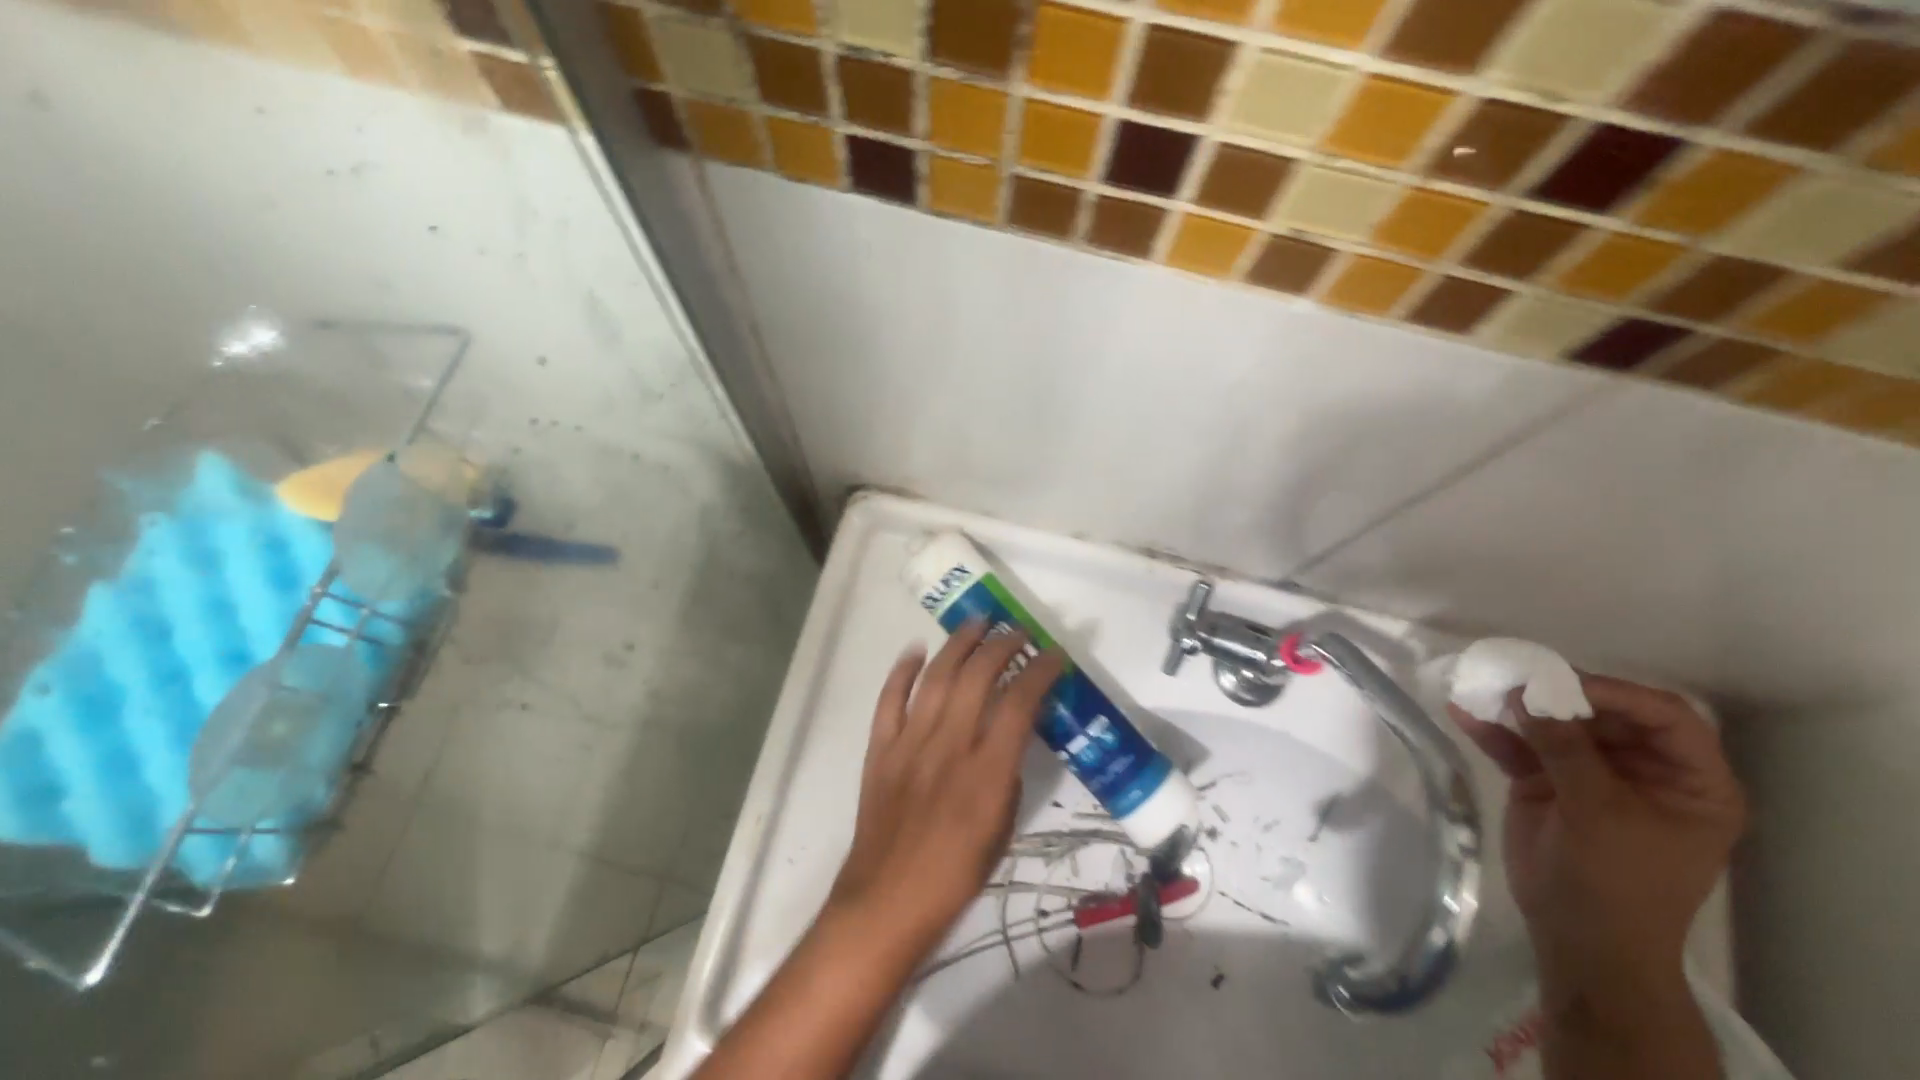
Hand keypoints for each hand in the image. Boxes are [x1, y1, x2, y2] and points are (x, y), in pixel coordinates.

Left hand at [827, 619, 1064, 957]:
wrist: (888, 899)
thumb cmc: (956, 875)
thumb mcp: (1003, 830)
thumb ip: (1007, 777)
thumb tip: (1007, 740)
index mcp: (987, 772)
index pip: (1019, 702)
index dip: (1040, 671)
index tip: (1054, 654)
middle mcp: (949, 746)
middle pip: (977, 677)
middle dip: (1001, 646)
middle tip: (1017, 631)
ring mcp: (910, 744)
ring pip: (934, 678)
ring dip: (958, 645)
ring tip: (977, 623)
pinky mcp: (880, 750)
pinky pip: (889, 700)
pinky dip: (901, 671)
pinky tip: (916, 651)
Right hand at [1449, 675, 1746, 1006]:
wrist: (1581, 945)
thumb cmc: (1618, 884)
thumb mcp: (1599, 814)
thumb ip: (1565, 750)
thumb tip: (1525, 693)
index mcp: (1690, 780)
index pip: (1666, 717)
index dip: (1619, 694)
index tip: (1563, 681)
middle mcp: (1644, 771)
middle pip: (1606, 715)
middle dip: (1560, 694)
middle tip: (1515, 675)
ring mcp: (1592, 778)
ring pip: (1558, 727)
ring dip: (1519, 708)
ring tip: (1481, 685)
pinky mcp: (1548, 787)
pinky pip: (1522, 751)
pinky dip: (1494, 734)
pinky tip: (1462, 714)